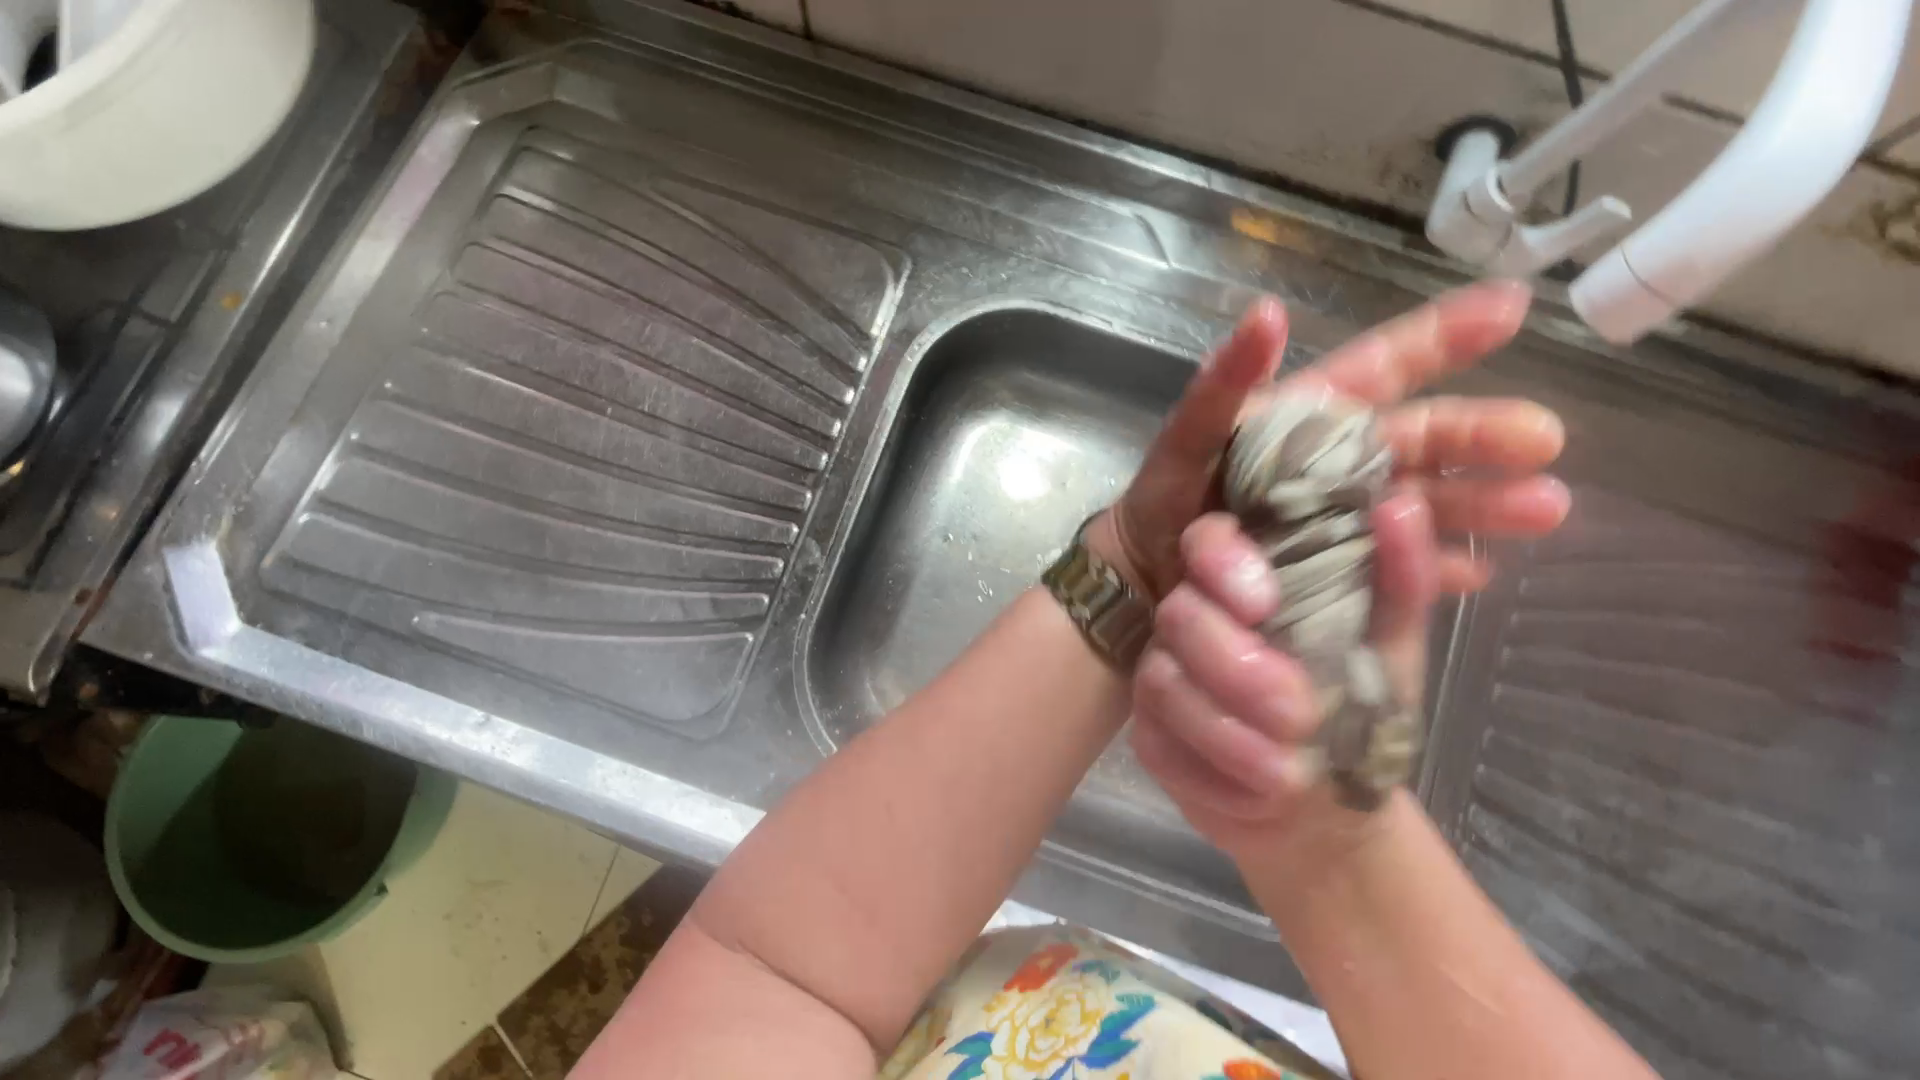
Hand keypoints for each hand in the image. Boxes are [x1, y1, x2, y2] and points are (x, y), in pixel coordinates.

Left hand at [1088, 281, 1568, 600]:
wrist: (1149, 577)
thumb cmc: (1167, 500)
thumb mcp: (1187, 438)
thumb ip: (1222, 384)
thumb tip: (1266, 313)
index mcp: (1308, 418)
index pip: (1384, 367)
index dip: (1442, 336)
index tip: (1512, 306)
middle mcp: (1338, 462)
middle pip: (1422, 438)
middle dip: (1482, 435)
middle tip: (1546, 442)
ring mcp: (1345, 518)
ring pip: (1427, 503)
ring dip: (1483, 504)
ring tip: (1544, 511)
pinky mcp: (1343, 571)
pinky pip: (1399, 567)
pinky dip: (1435, 569)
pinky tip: (1479, 573)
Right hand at [1130, 495, 1442, 858]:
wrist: (1327, 806)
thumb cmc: (1361, 710)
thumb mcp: (1394, 645)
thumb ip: (1399, 579)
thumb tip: (1399, 503)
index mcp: (1246, 583)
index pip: (1205, 540)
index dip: (1222, 562)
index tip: (1266, 604)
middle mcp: (1194, 618)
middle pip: (1178, 614)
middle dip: (1236, 667)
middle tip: (1301, 712)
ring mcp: (1162, 675)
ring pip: (1161, 681)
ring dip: (1225, 731)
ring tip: (1288, 775)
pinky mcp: (1148, 733)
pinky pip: (1157, 742)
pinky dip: (1211, 774)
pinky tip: (1256, 795)